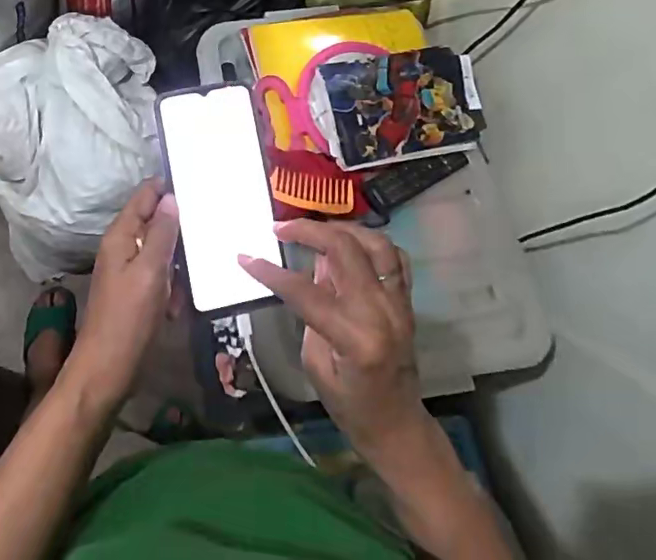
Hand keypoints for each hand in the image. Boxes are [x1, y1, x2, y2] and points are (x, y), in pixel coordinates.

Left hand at [64, 180, 178, 409]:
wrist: (107, 371)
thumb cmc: (128, 318)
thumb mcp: (150, 270)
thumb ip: (161, 232)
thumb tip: (171, 197)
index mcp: (121, 235)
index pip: (145, 195)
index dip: (168, 186)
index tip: (199, 182)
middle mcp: (123, 247)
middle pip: (156, 221)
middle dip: (180, 229)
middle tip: (208, 230)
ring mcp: (130, 270)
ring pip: (163, 250)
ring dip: (179, 262)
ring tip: (191, 278)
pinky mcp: (138, 292)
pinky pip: (162, 275)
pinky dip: (172, 286)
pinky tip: (177, 305)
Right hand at [239, 221, 425, 456]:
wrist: (398, 426)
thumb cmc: (351, 408)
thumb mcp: (316, 367)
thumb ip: (312, 315)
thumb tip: (314, 268)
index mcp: (354, 337)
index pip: (305, 291)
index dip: (272, 273)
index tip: (247, 258)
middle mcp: (381, 311)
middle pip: (345, 250)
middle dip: (309, 231)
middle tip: (281, 228)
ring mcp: (399, 302)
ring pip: (375, 243)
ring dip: (342, 229)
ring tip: (315, 229)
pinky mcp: (407, 300)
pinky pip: (395, 257)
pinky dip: (371, 243)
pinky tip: (350, 244)